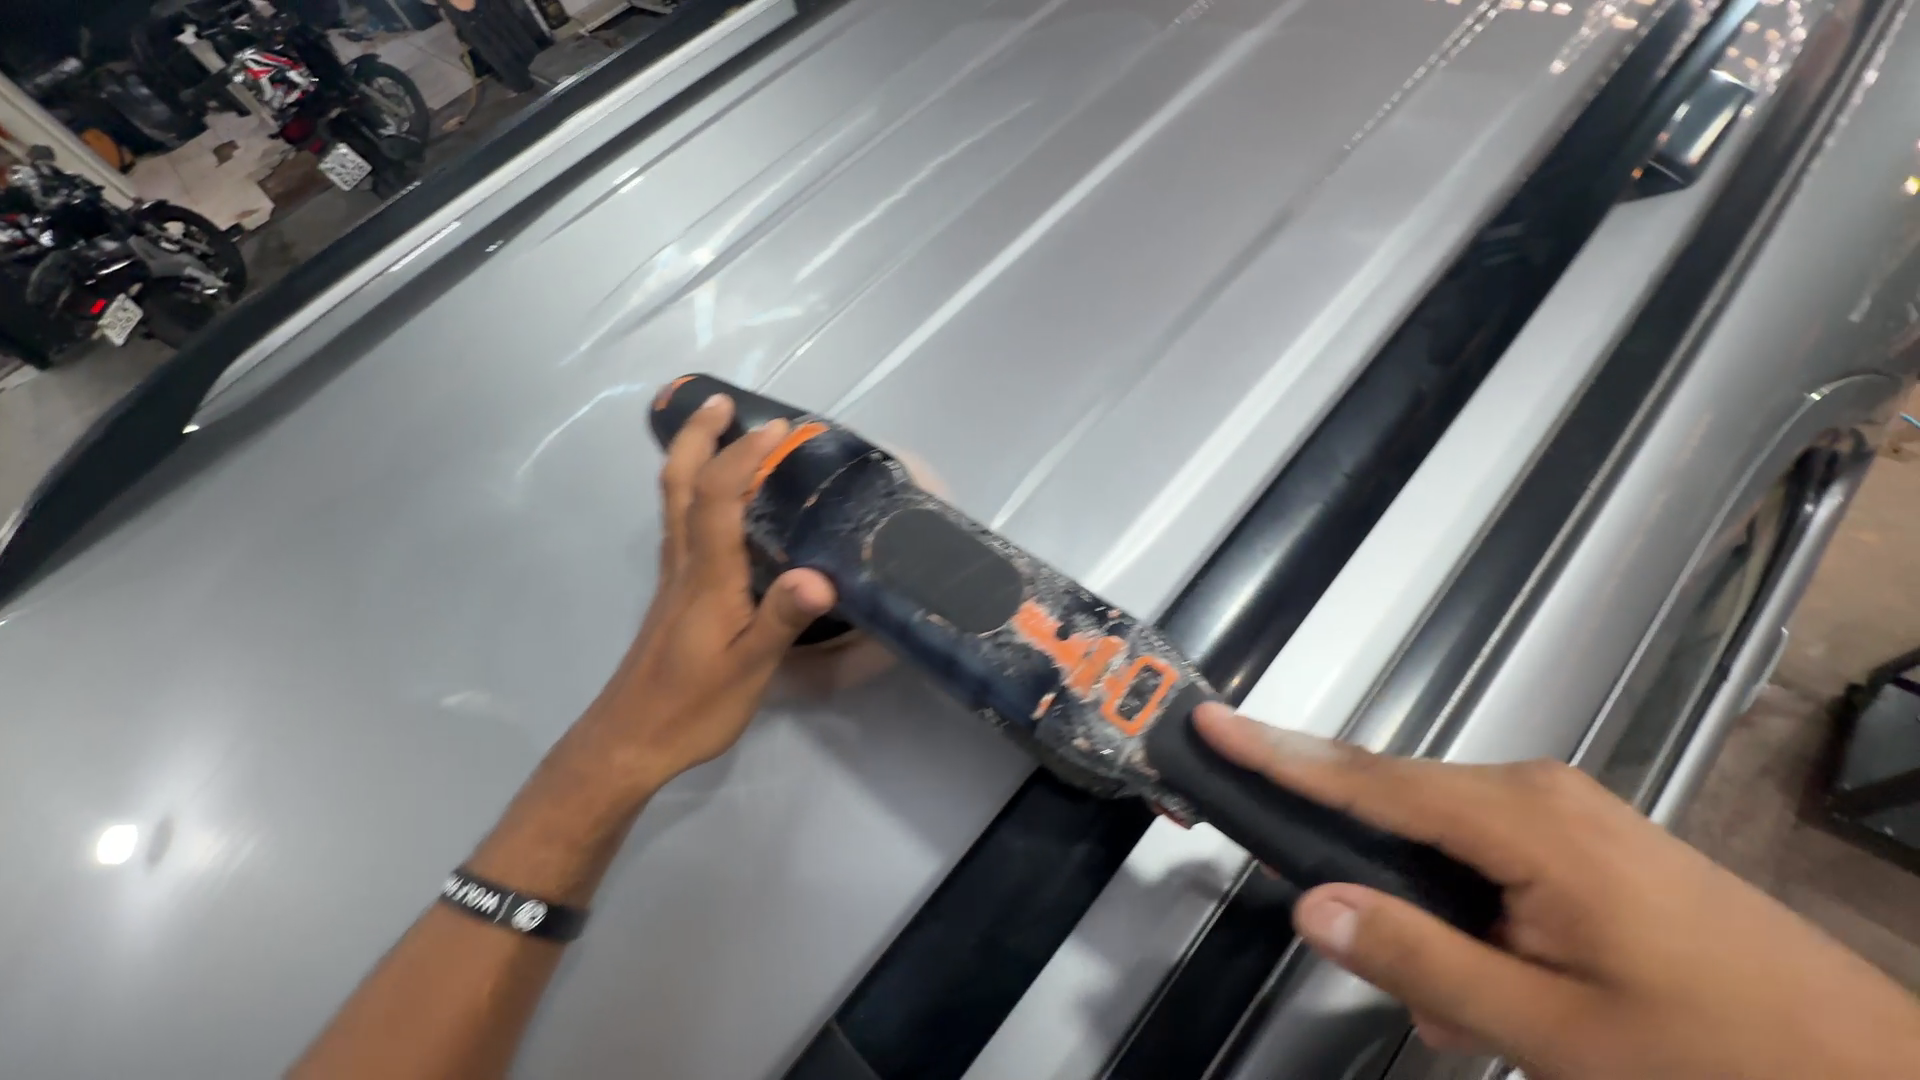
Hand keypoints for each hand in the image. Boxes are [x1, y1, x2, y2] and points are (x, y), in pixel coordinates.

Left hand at [587, 393, 835, 792]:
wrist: (629, 741)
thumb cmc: (693, 707)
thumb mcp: (750, 670)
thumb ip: (782, 619)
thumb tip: (821, 575)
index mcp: (705, 576)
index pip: (716, 497)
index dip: (742, 456)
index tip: (777, 428)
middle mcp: (683, 564)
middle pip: (677, 484)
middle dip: (697, 436)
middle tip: (721, 401)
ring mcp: (673, 578)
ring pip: (672, 500)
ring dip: (691, 456)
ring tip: (719, 431)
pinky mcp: (673, 593)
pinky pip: (681, 523)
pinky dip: (695, 491)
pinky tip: (718, 502)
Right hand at [1193, 704, 1919, 1079]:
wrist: (1887, 1073)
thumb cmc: (1720, 1055)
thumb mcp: (1552, 1030)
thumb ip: (1419, 958)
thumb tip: (1312, 906)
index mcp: (1522, 820)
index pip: (1366, 777)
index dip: (1278, 751)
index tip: (1212, 720)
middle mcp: (1535, 790)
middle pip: (1396, 801)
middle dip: (1360, 865)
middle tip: (1354, 937)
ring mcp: (1564, 808)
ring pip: (1440, 836)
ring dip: (1424, 910)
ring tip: (1463, 1012)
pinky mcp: (1582, 836)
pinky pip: (1484, 850)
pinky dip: (1463, 909)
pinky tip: (1492, 986)